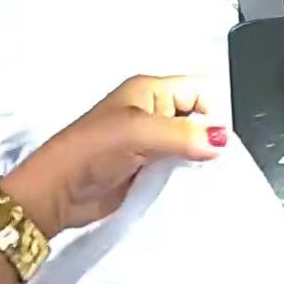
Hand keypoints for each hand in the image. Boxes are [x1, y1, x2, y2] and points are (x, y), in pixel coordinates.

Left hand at [0, 75, 227, 237]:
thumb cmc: (94, 149)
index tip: (221, 146)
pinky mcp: (147, 169)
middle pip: (197, 118)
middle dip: (211, 139)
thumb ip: (181, 134)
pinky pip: (179, 169)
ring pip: (190, 145)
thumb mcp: (138, 133)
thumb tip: (222, 140)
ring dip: (201, 161)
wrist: (61, 190)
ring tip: (214, 184)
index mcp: (149, 91)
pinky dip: (190, 178)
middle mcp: (153, 112)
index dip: (213, 114)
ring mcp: (150, 142)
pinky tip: (200, 193)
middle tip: (222, 169)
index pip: (198, 91)